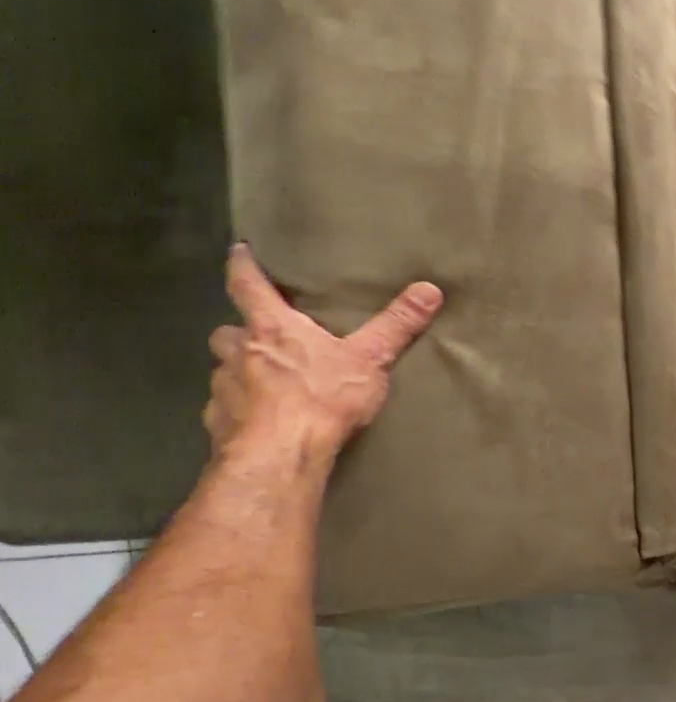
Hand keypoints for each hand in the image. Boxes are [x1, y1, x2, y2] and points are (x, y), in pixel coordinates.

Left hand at [204, 243, 442, 456]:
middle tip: (260, 338)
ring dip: (240, 370)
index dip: (243, 266)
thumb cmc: (323, 396)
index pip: (247, 285)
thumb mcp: (370, 359)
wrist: (282, 451)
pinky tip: (262, 420)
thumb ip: (396, 325)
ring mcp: (223, 388)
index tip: (240, 250)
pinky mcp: (219, 421)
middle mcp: (238, 351)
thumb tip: (429, 288)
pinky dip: (241, 409)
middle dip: (241, 332)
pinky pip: (226, 408)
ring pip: (224, 369)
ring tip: (266, 384)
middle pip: (228, 331)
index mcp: (271, 329)